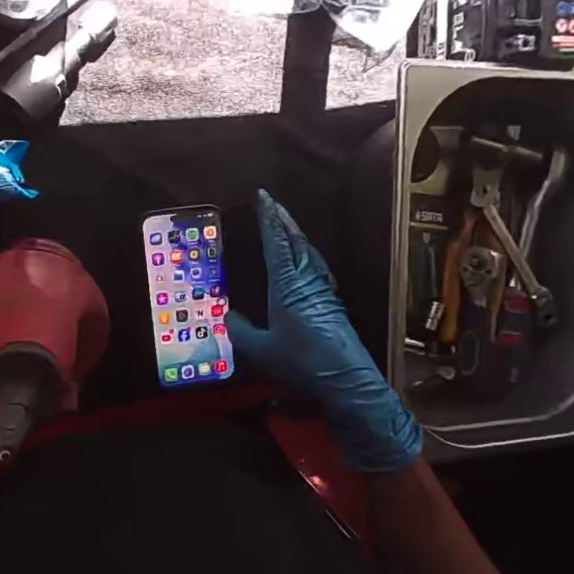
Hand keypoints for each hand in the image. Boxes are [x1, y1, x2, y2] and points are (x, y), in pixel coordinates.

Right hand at [226, 189, 420, 472]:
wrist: (346, 378)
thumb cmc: (302, 361)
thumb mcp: (261, 350)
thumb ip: (242, 330)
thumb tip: (228, 314)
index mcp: (288, 283)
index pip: (277, 241)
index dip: (269, 217)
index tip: (263, 196)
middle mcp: (307, 278)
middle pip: (296, 240)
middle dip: (283, 219)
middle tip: (271, 203)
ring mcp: (323, 287)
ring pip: (308, 250)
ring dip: (295, 234)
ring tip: (283, 225)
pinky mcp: (332, 299)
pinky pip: (315, 265)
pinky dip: (304, 252)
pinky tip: (302, 258)